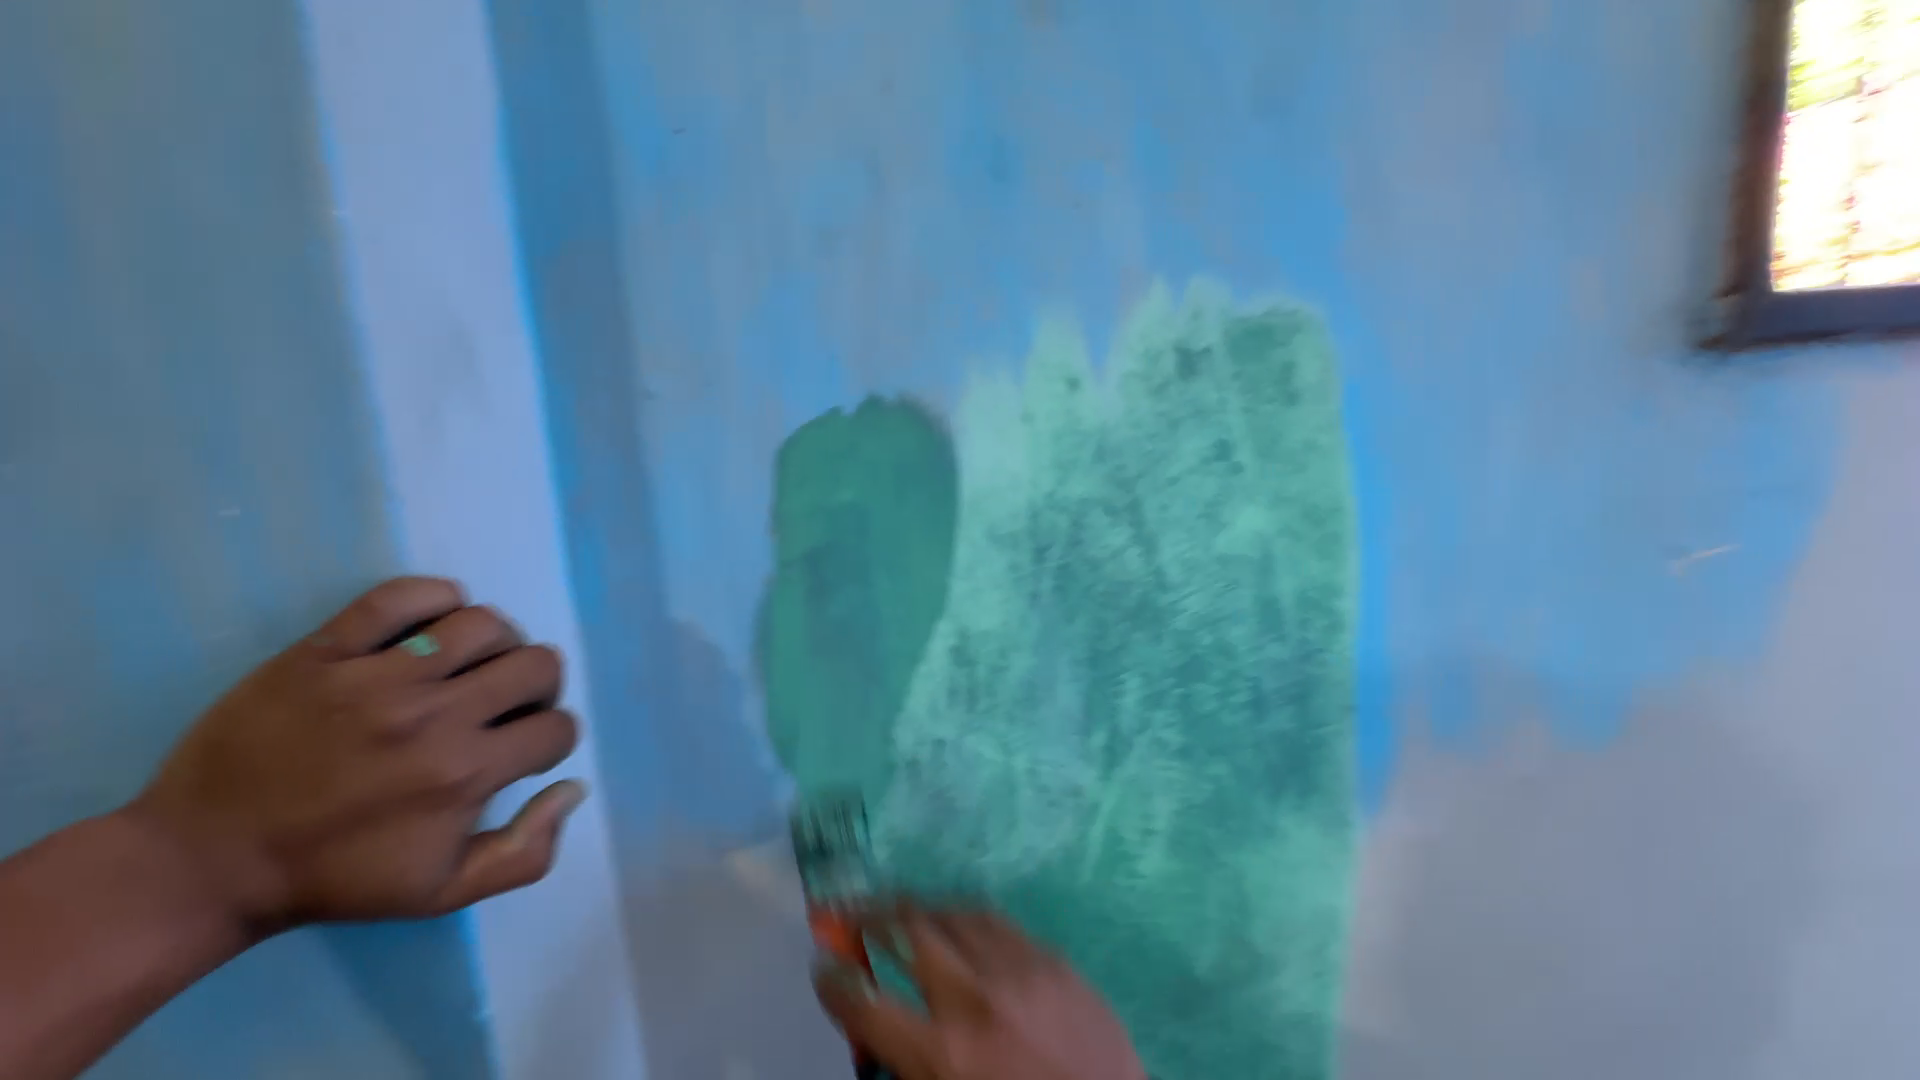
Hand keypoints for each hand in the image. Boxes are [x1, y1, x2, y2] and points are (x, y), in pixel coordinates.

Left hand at [123, 577, 584, 936]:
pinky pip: (402, 596)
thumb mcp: (442, 893)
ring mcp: (376, 677)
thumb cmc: (335, 879)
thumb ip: (527, 853)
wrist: (206, 862)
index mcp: (464, 775)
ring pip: (483, 623)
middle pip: (537, 664)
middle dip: (538, 687)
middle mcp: (433, 716)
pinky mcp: (325, 651)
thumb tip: (573, 788)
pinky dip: (436, 599)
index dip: (549, 741)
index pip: (556, 728)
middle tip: (503, 707)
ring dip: (496, 645)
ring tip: (468, 669)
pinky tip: (433, 628)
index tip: (520, 751)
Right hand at [813, 904, 1146, 1079]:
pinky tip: (956, 919)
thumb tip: (878, 1030)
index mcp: (944, 1053)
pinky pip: (996, 920)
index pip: (866, 1004)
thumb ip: (910, 1062)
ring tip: (900, 908)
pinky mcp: (1051, 958)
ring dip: (918, 908)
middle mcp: (976, 999)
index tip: (822, 967)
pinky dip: (965, 916)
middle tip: (850, 911)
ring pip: (953, 913)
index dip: (834, 982)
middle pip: (910, 931)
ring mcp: (1019, 970)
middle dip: (870, 915)